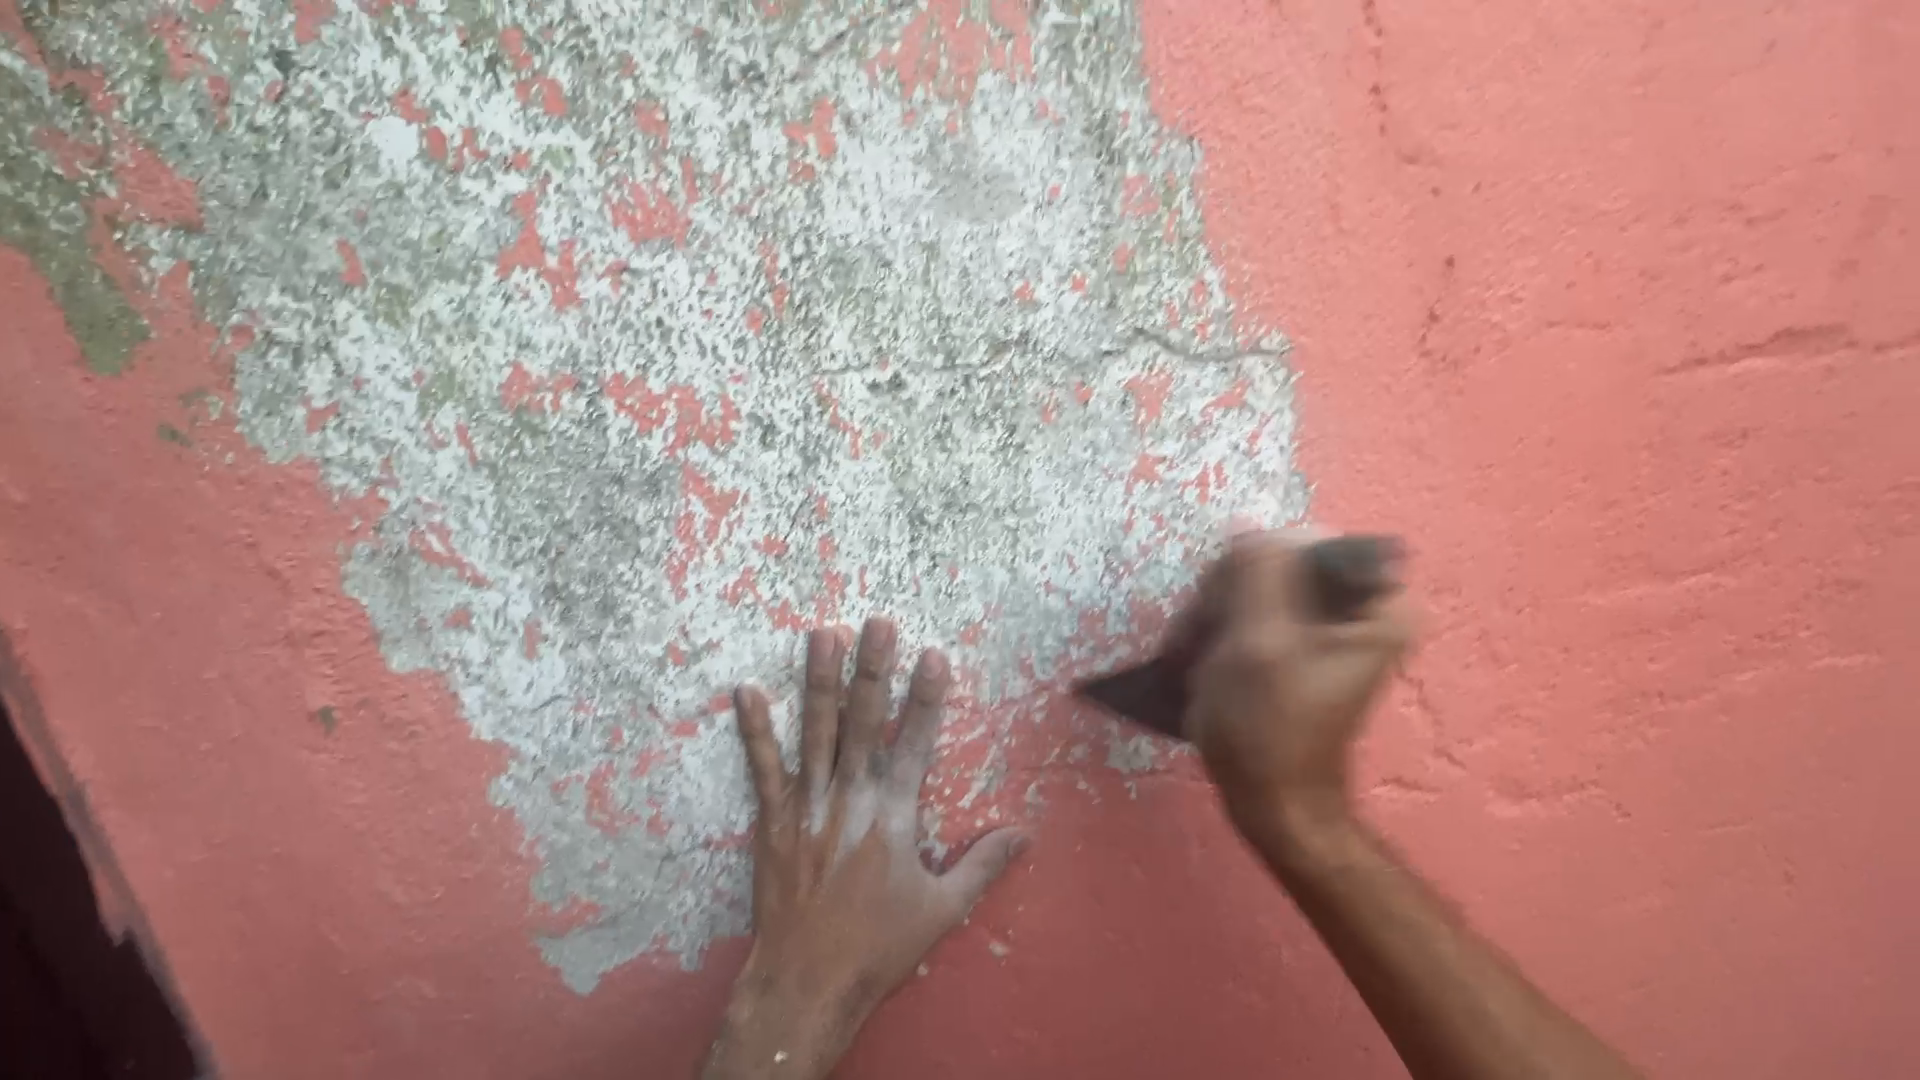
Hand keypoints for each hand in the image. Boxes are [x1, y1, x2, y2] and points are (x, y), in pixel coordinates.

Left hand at [703, 619, 1027, 1079]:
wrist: (807, 982)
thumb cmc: (879, 945)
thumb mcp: (943, 909)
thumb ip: (983, 865)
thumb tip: (1025, 834)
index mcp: (894, 816)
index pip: (917, 743)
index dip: (927, 698)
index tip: (934, 655)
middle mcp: (851, 799)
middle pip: (865, 723)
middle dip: (874, 669)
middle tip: (878, 623)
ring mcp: (807, 806)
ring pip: (816, 732)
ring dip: (820, 681)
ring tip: (823, 634)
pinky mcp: (771, 821)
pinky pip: (762, 768)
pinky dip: (755, 730)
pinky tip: (746, 692)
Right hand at [1171, 532, 1412, 839]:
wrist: (1272, 801)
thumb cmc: (1267, 727)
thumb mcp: (1256, 643)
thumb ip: (1256, 573)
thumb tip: (1248, 522)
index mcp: (1381, 604)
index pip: (1306, 542)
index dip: (1254, 563)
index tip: (1220, 602)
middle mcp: (1369, 608)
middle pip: (1284, 561)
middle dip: (1231, 591)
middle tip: (1199, 631)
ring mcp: (1338, 627)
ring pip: (1264, 584)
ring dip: (1221, 610)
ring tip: (1193, 649)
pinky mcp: (1309, 644)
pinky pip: (1263, 608)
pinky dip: (1230, 625)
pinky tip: (1205, 652)